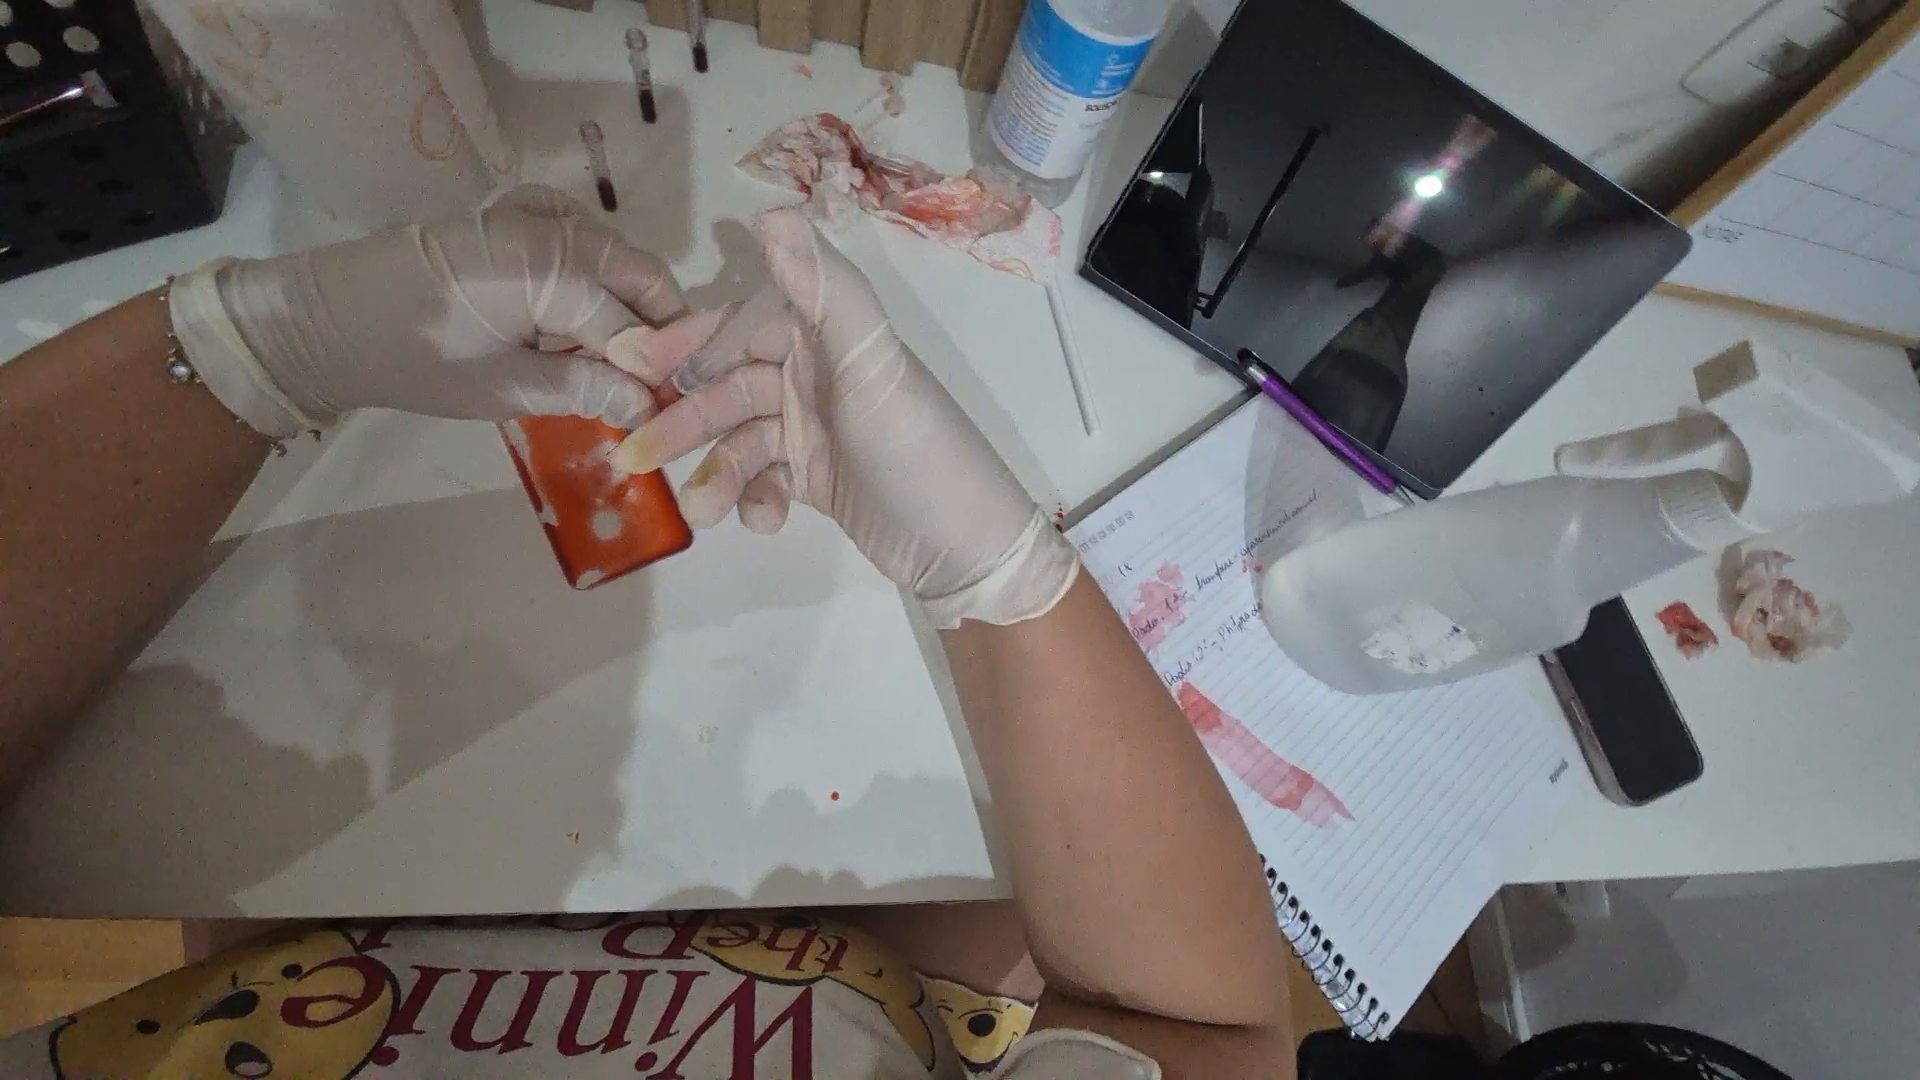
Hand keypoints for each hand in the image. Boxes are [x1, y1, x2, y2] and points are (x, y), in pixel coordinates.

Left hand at [169, 185, 686, 437]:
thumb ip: (591, 390)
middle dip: (662, 331)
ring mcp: (534, 213)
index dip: (659, 369)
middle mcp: (551, 229)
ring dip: (637, 304)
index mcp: (546, 271)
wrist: (326, 321)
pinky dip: (605, 270)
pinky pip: (588, 235)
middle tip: (658, 381)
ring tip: (626, 356)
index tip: (673, 407)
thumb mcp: (510, 388)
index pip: (636, 326)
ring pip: (623, 257)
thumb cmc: (418, 362)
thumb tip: (655, 408)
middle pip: (644, 278)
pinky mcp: (518, 214)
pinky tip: (592, 304)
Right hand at [606, 208, 1077, 628]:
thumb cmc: (917, 452)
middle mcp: (819, 378)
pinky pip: (765, 480)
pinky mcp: (817, 479)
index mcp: (831, 340)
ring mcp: (817, 431)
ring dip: (717, 473)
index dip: (688, 342)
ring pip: (742, 440)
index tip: (630, 363)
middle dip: (687, 418)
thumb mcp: (874, 368)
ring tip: (704, 511)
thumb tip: (772, 210)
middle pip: (731, 386)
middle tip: (639, 451)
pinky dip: (755, 500)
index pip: (742, 324)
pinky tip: (764, 522)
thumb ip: (826, 291)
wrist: (960, 548)